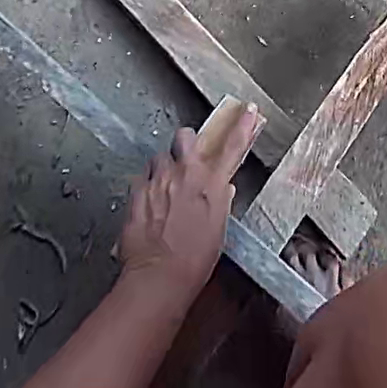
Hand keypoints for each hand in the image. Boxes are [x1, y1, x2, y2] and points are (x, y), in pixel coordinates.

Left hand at [117, 105, 261, 292]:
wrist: (159, 277)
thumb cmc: (195, 258)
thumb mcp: (218, 226)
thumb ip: (220, 200)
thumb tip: (222, 189)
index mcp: (213, 180)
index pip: (234, 144)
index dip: (244, 124)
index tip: (249, 110)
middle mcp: (186, 173)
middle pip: (185, 136)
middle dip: (185, 143)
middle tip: (185, 158)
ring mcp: (159, 180)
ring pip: (160, 157)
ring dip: (163, 167)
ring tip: (164, 185)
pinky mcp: (137, 193)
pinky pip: (142, 178)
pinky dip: (146, 184)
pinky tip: (149, 200)